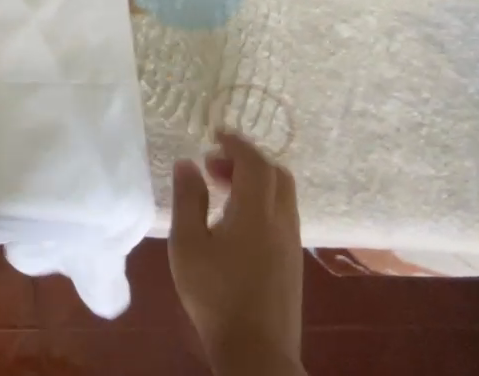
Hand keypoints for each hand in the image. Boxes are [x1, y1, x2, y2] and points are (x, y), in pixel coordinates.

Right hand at [169, 131, 304, 375]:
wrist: (254, 346)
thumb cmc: (212, 289)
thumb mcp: (187, 240)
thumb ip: (188, 198)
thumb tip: (187, 163)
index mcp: (256, 214)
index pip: (256, 165)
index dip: (237, 143)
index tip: (214, 131)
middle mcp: (281, 223)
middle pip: (278, 177)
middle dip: (248, 159)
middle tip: (213, 159)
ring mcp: (290, 244)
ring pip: (282, 196)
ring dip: (254, 180)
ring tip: (217, 185)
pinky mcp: (290, 261)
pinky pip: (281, 214)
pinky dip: (259, 200)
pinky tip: (231, 216)